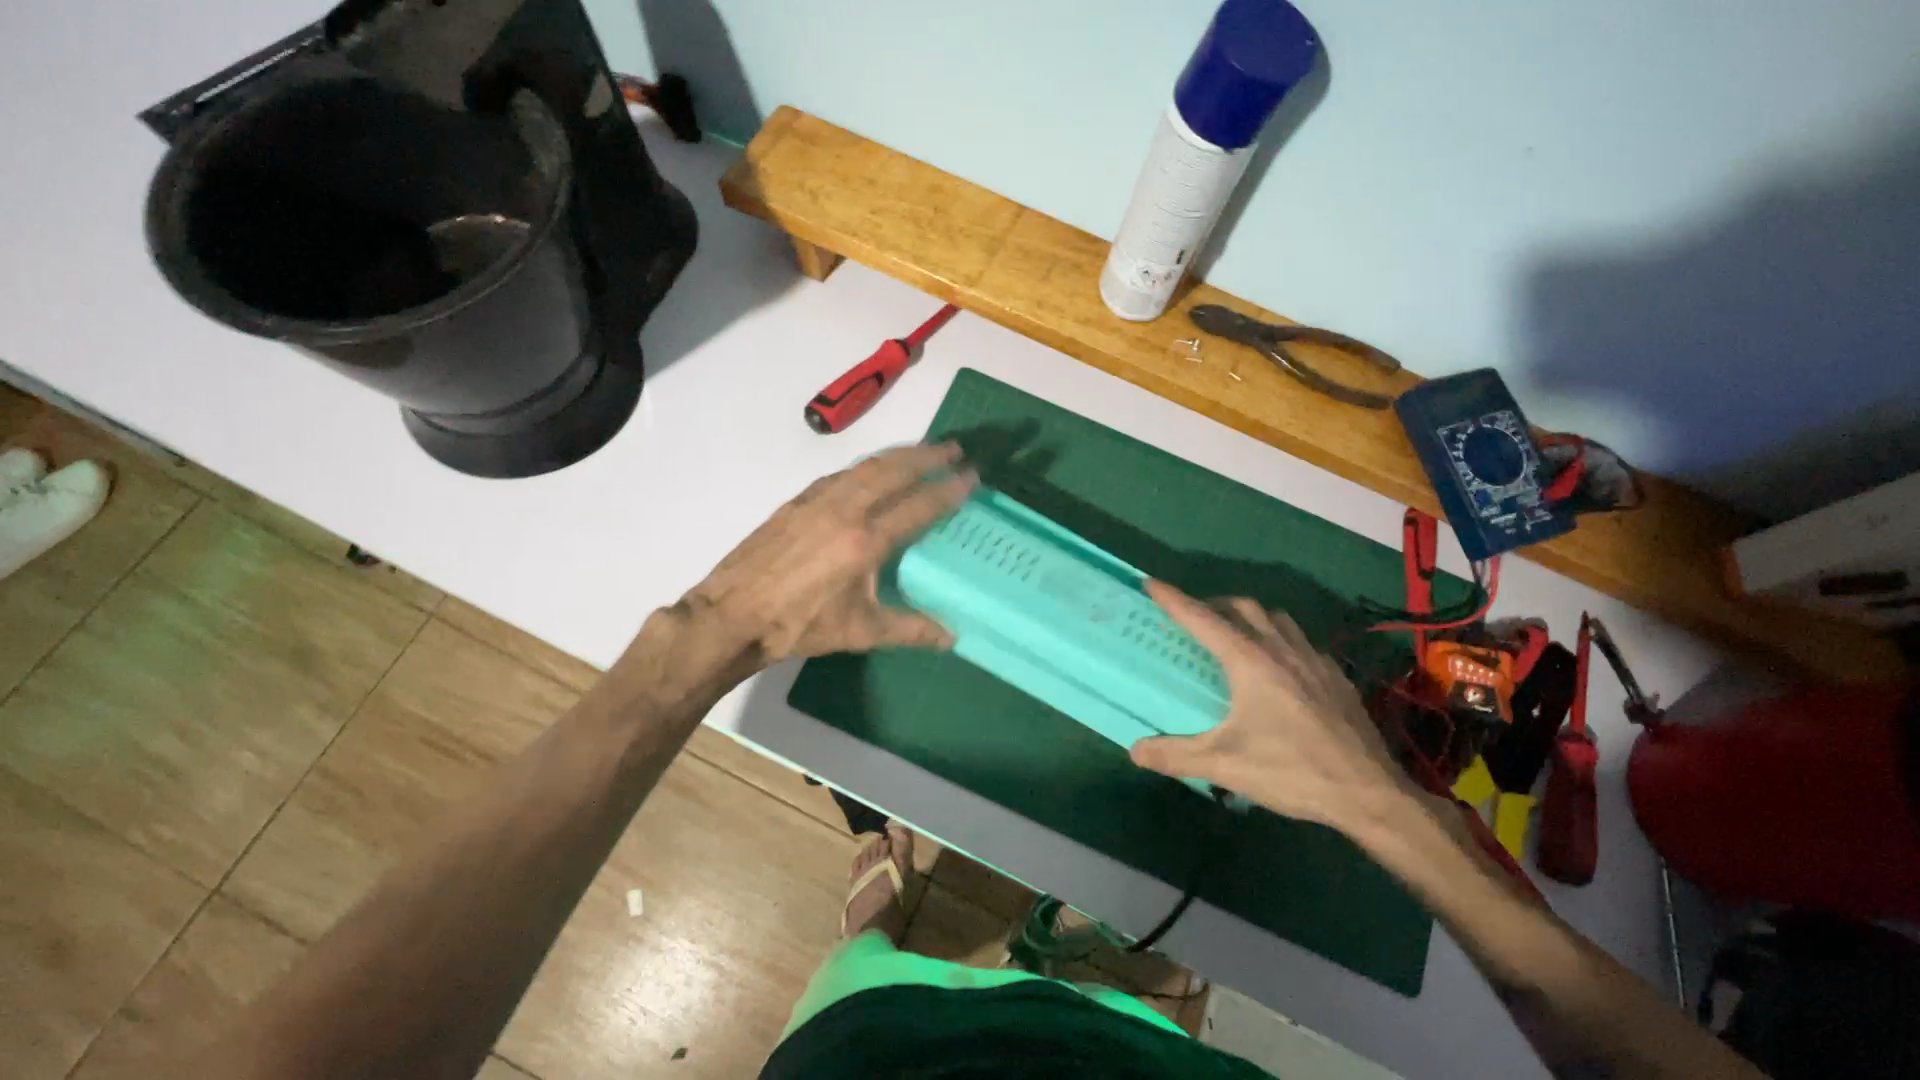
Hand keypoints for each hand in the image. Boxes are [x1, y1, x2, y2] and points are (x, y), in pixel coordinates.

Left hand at [679, 443, 975, 666]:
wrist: (732, 615)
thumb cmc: (798, 626)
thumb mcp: (860, 632)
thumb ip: (909, 629)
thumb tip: (951, 638)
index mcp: (865, 541)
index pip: (918, 506)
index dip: (948, 490)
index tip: (971, 475)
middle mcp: (845, 510)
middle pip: (893, 471)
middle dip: (927, 457)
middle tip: (953, 449)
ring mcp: (816, 502)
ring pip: (864, 466)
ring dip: (896, 455)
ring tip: (919, 452)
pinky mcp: (795, 502)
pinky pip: (840, 475)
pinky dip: (865, 467)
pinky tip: (869, 473)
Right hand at [1129, 581, 1416, 831]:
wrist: (1368, 793)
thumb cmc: (1291, 772)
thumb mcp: (1224, 767)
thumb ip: (1175, 755)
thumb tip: (1134, 750)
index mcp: (1251, 662)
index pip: (1203, 619)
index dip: (1174, 600)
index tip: (1151, 583)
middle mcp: (1283, 650)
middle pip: (1243, 608)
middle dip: (1213, 604)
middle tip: (1193, 618)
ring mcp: (1316, 661)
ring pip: (1278, 620)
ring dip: (1250, 618)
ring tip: (1235, 638)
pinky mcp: (1337, 678)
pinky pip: (1302, 643)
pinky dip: (1281, 642)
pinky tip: (1280, 669)